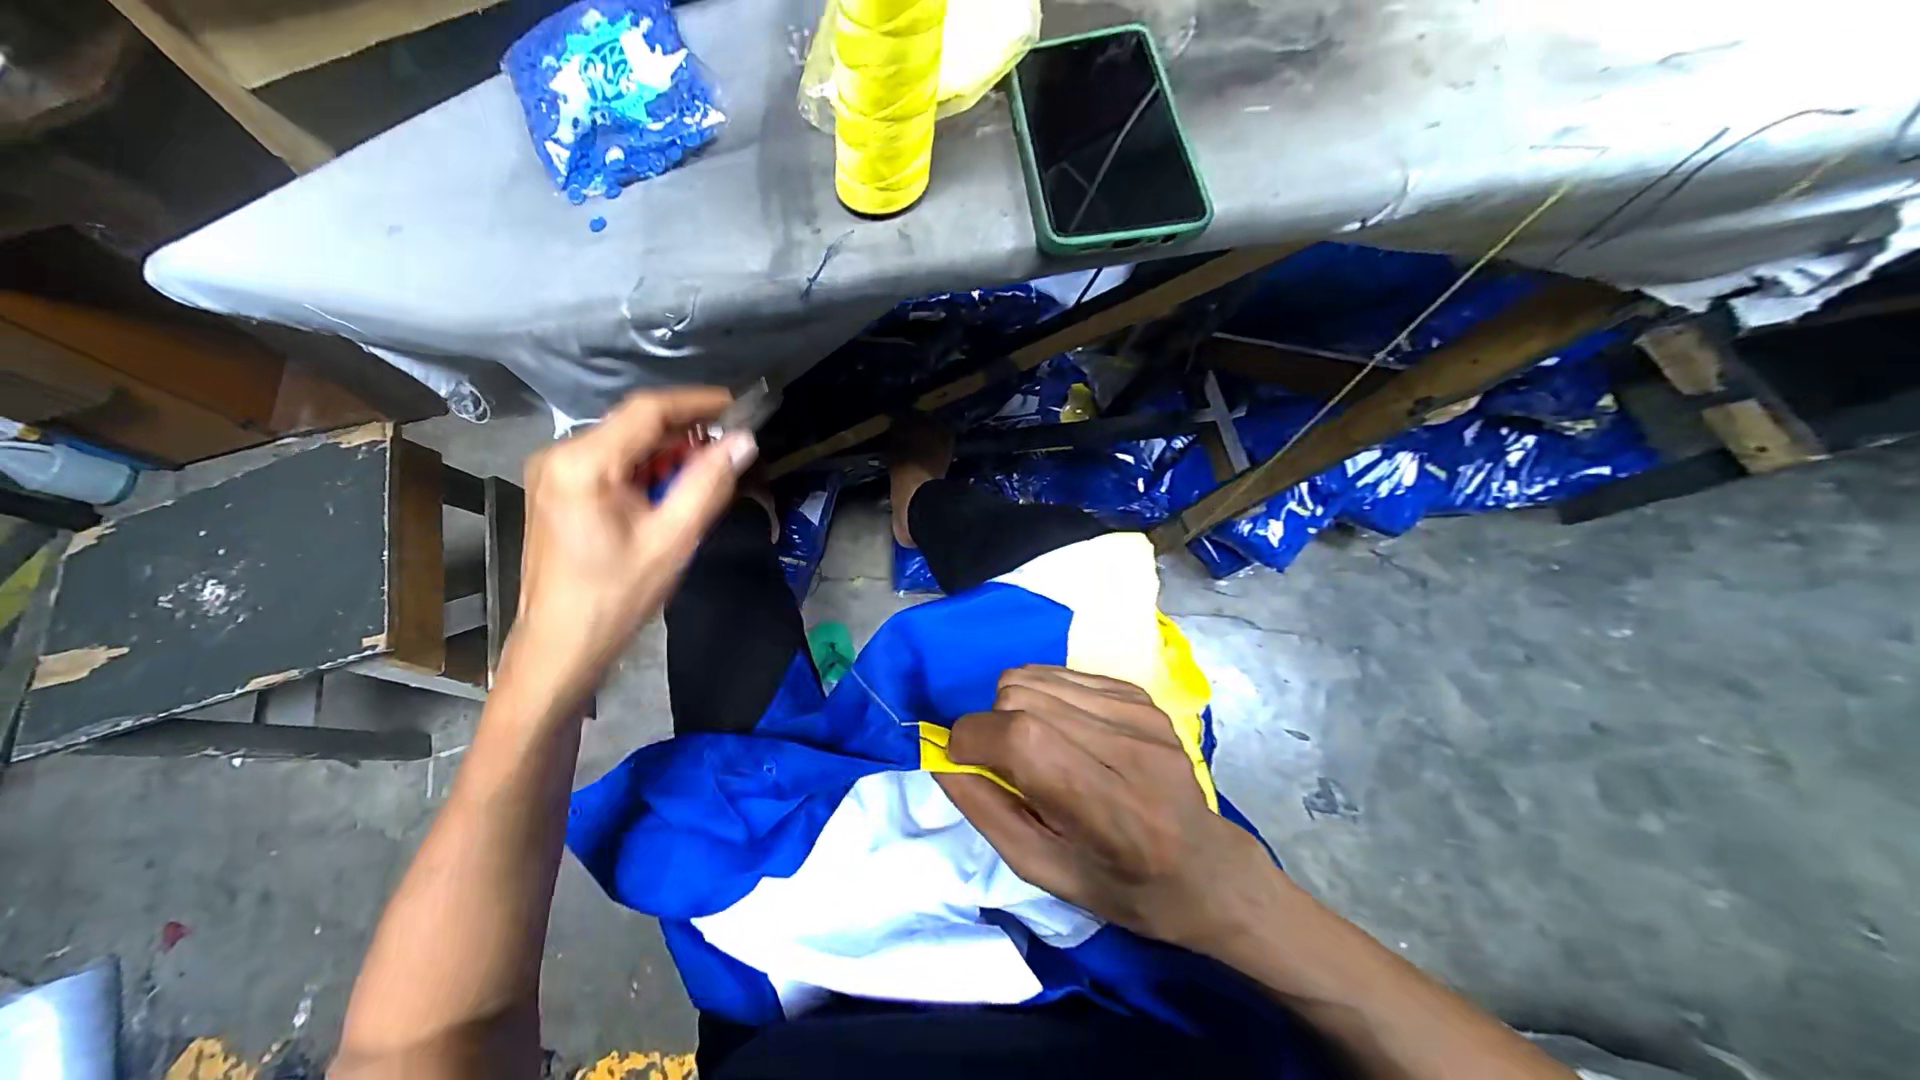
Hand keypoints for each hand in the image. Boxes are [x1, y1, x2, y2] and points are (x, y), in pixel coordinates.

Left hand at [506, 386, 755, 709]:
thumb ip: (708, 484)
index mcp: (583, 464)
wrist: (561, 643)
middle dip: (686, 433)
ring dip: (669, 453)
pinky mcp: (558, 489)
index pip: (647, 410)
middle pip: (635, 425)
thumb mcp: (672, 540)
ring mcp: (554, 472)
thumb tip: (743, 443)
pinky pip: (612, 463)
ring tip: (708, 472)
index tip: (738, 406)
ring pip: (625, 444)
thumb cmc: (616, 596)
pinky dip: (647, 469)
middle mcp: (560, 456)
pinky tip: (673, 488)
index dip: (697, 402)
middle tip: (730, 448)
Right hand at [937, 666, 1284, 955]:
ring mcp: (1140, 714)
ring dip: (1014, 708)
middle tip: (1005, 766)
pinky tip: (1063, 733)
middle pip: (1022, 696)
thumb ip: (986, 811)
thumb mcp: (1044, 871)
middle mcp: (1130, 747)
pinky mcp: (1141, 695)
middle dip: (990, 726)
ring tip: (1036, 750)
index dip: (973, 739)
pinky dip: (1043, 698)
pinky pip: (1061, 674)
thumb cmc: (1121, 886)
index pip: (1022, 737)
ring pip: (1034, 676)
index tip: (962, 761)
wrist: (1205, 868)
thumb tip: (942, 758)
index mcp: (1109, 808)